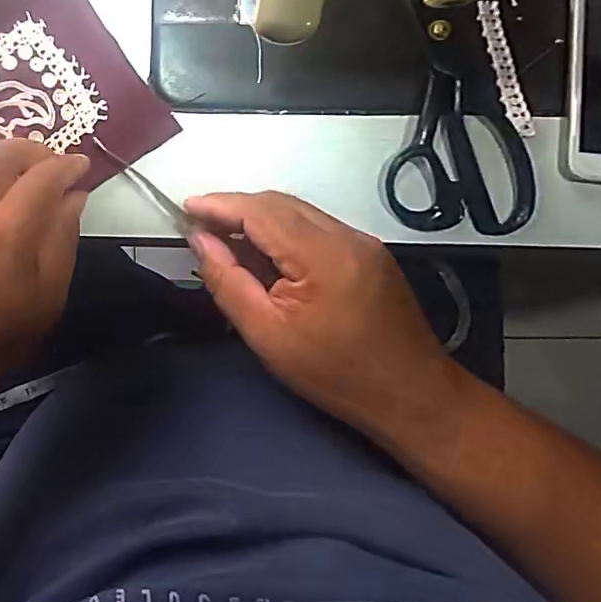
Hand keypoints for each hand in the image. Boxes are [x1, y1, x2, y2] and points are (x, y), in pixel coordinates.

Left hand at [0, 140, 89, 430]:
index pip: (44, 176)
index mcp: (7, 232)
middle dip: (33, 150)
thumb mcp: (49, 294)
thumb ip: (63, 237)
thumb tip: (74, 196)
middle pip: (2, 154)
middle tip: (50, 161)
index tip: (81, 164)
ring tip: (13, 169)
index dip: (68, 165)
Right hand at [184, 191, 466, 432]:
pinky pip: (315, 227)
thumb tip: (200, 240)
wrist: (413, 398)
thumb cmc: (336, 375)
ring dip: (258, 217)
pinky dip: (282, 230)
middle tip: (200, 225)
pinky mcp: (368, 252)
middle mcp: (346, 236)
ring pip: (298, 212)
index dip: (219, 205)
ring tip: (225, 238)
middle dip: (235, 208)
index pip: (260, 211)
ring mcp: (362, 242)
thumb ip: (227, 281)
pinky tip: (264, 252)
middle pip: (279, 203)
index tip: (187, 208)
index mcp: (323, 255)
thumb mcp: (267, 335)